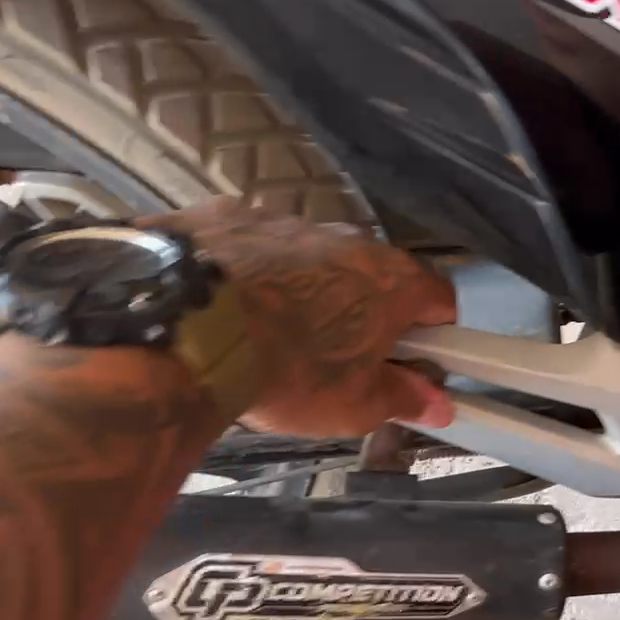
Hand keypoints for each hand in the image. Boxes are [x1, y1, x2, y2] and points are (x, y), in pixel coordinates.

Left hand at [145, 198, 456, 435]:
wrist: (176, 328)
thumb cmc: (290, 372)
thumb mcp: (356, 405)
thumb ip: (405, 399)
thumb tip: (440, 406)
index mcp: (395, 282)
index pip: (443, 300)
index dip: (438, 334)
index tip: (418, 360)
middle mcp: (350, 238)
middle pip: (379, 276)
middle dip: (373, 312)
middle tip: (349, 357)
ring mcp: (286, 219)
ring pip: (318, 257)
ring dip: (314, 288)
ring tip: (278, 333)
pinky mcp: (226, 214)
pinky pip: (258, 245)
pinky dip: (256, 271)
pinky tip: (231, 304)